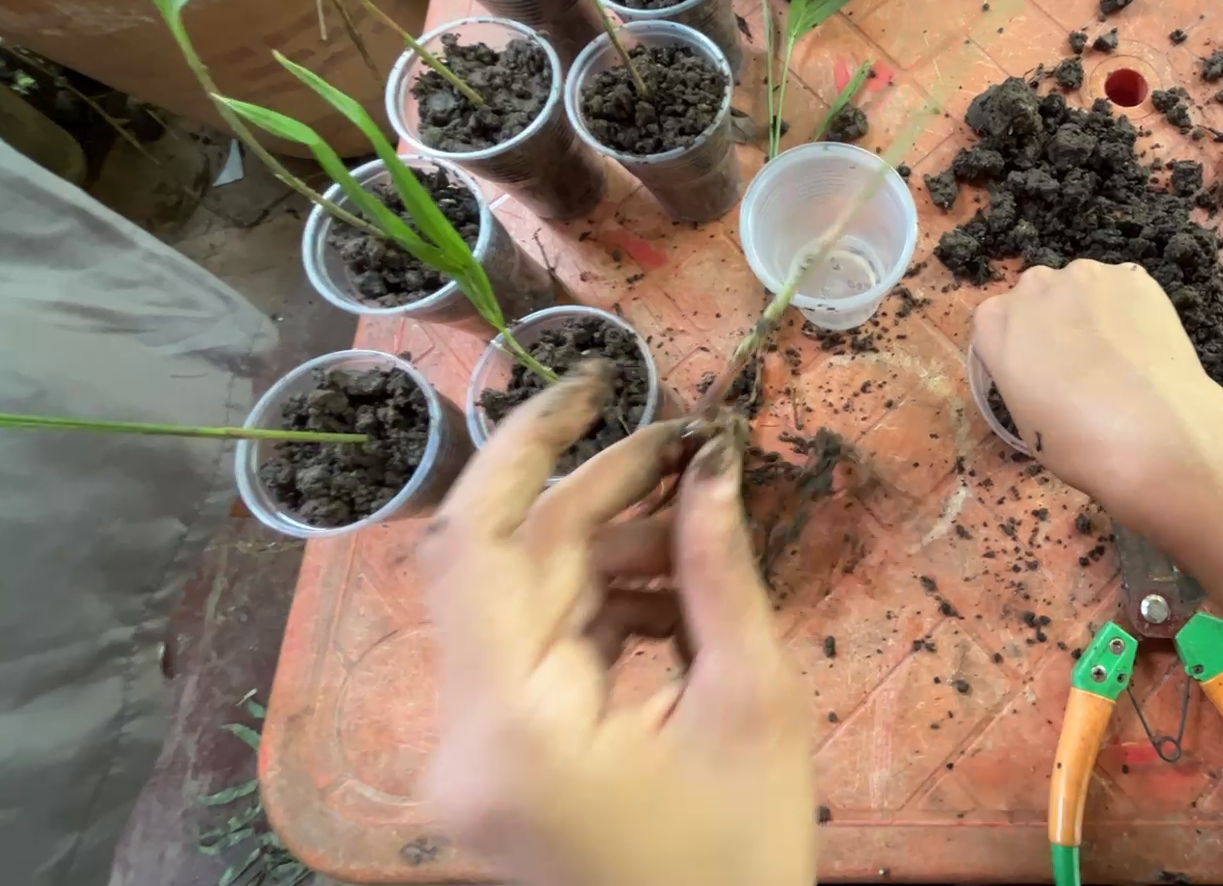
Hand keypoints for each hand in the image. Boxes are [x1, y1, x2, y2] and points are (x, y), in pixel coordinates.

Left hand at [423, 365, 814, 885]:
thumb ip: (719, 568)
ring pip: (533, 593)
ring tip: (699, 528)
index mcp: (514, 727)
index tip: (594, 387)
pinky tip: (677, 596)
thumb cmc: (746, 846)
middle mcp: (467, 732)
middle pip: (514, 561)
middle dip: (603, 489)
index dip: (529, 447)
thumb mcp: (751, 695)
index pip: (477, 547)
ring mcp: (479, 744)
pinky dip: (612, 597)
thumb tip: (715, 462)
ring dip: (616, 544)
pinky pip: (550, 638)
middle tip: (690, 449)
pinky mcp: (507, 748)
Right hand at [971, 260, 1222, 556]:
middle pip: (1038, 296)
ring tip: (1119, 355)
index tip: (1040, 373)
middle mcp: (1033, 286)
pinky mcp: (1134, 276)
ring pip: (1082, 289)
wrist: (1151, 434)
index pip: (999, 322)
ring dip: (1092, 312)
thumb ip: (1023, 374)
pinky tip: (1144, 345)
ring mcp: (1086, 275)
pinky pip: (1123, 290)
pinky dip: (1129, 310)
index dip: (1022, 348)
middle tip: (1079, 363)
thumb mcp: (1023, 417)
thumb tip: (1048, 368)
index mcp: (995, 322)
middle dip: (1054, 320)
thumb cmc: (1075, 442)